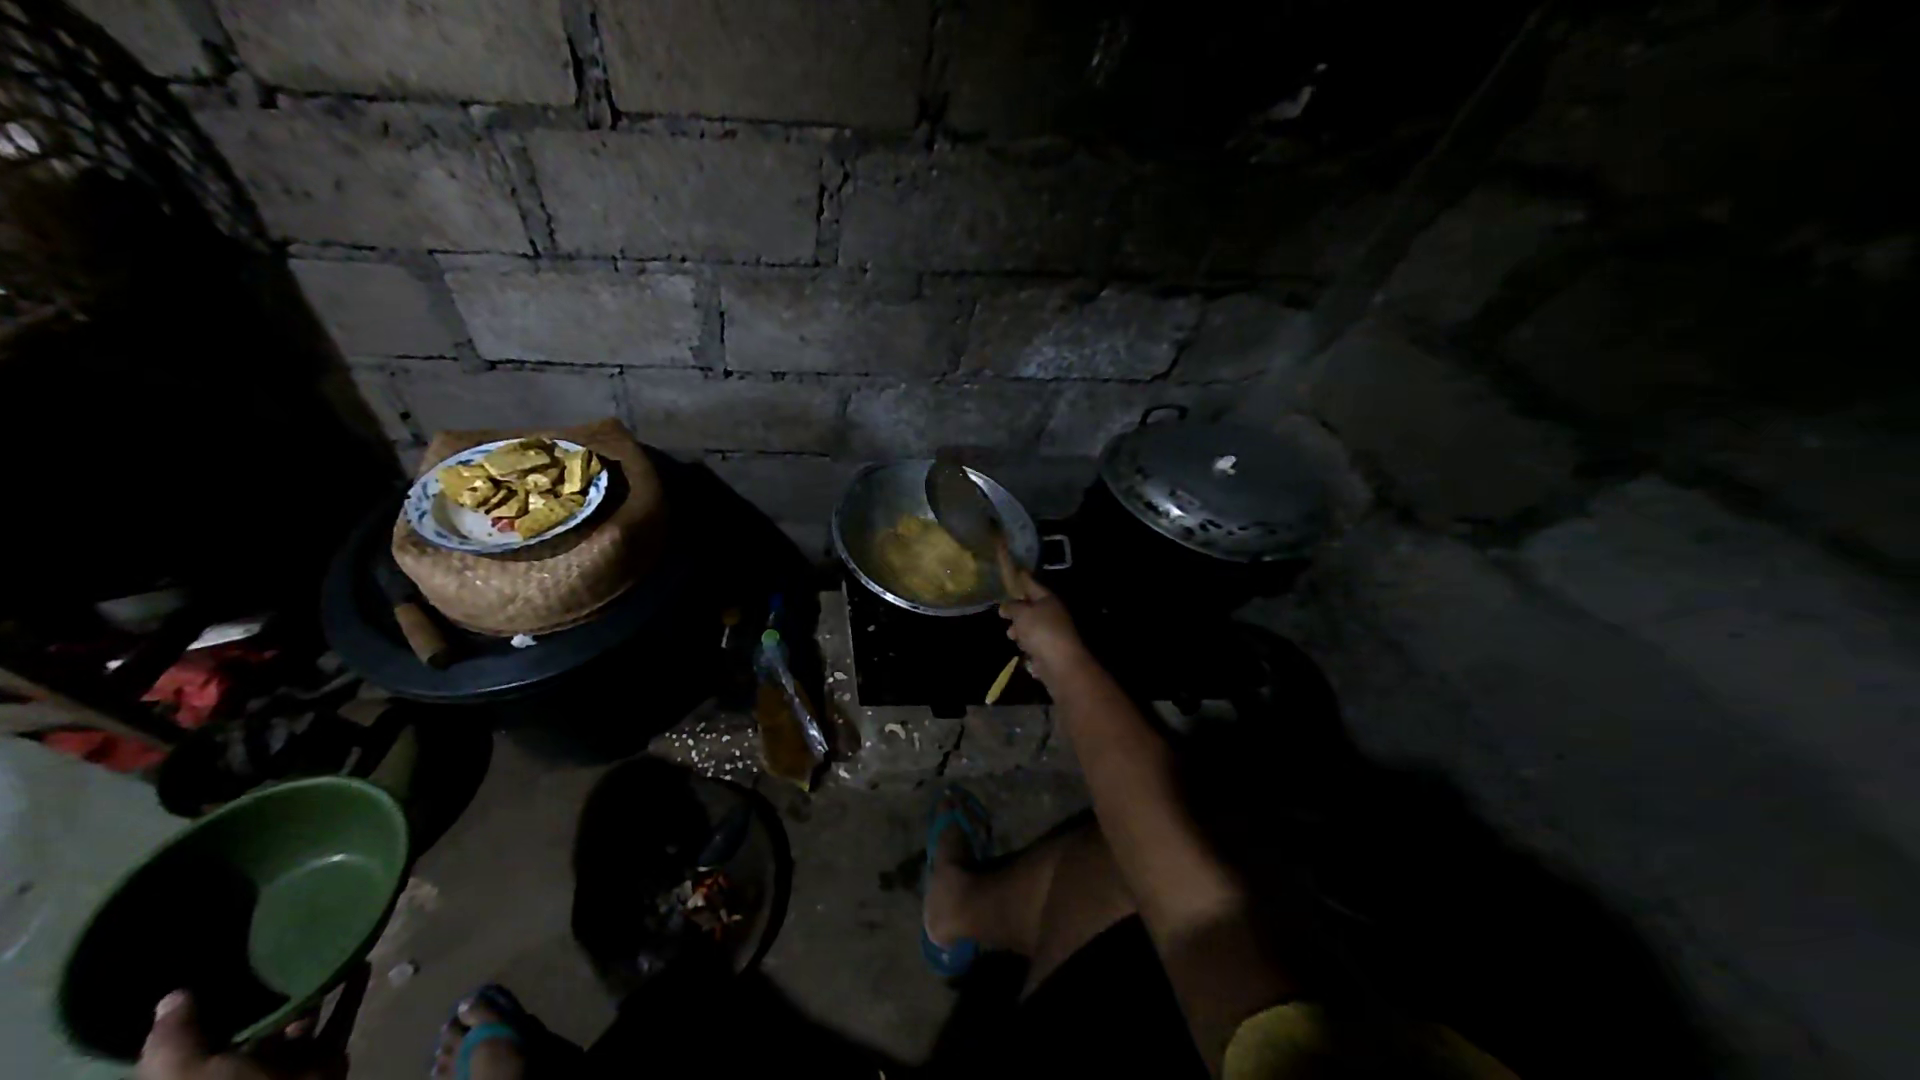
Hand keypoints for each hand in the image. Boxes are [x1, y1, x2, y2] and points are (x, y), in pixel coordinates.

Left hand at [139, 968, 364, 1079]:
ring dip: (318, 987)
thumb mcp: (183, 1072)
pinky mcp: (328, 1055)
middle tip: (287, 947)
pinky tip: (362, 963)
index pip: (206, 1034)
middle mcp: (247, 1066)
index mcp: (206, 1072)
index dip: (215, 1002)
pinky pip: (343, 1016)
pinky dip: (354, 991)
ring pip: (306, 1016)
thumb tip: (173, 995)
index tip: (229, 963)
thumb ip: (172, 1039)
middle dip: (274, 990)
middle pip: (262, 1021)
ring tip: (328, 949)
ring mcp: (292, 1060)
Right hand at [998, 574, 1088, 685]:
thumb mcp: (1021, 613)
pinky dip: (1026, 643)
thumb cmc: (1040, 630)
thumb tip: (1005, 607)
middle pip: (1030, 606)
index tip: (1014, 572)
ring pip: (1030, 625)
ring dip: (1019, 630)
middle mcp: (1052, 612)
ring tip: (1012, 635)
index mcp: (1047, 599)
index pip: (1031, 584)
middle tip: (1004, 614)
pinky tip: (1022, 648)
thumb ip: (1011, 607)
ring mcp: (1052, 631)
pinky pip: (1033, 641)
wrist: (1060, 662)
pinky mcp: (1049, 648)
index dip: (1021, 578)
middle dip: (1016, 611)